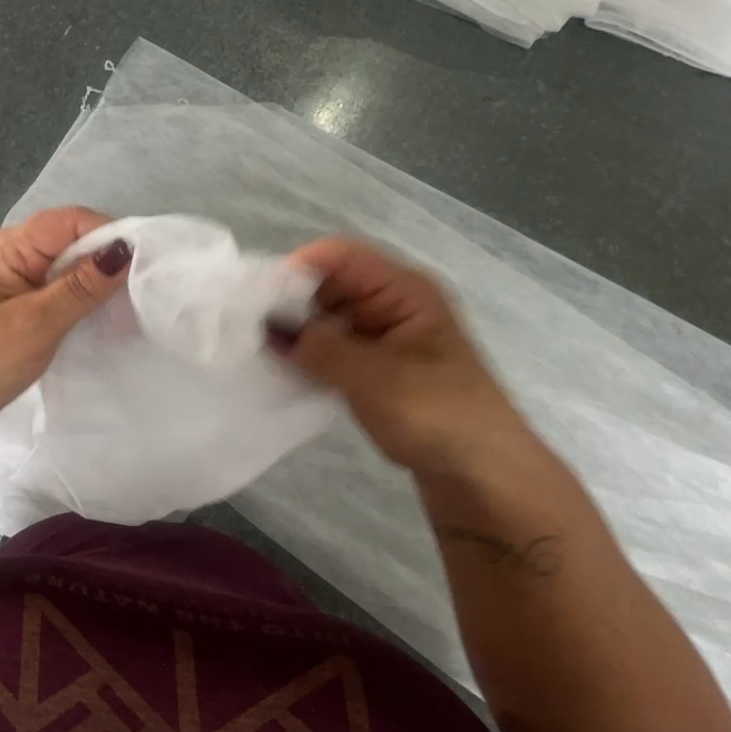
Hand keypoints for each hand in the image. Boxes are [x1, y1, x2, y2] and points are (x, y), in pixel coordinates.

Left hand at [0, 207, 132, 430]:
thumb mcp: (36, 324)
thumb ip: (81, 287)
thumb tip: (126, 249)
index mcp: (10, 246)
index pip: (71, 221)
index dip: (110, 235)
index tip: (146, 265)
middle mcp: (15, 252)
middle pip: (74, 238)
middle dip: (110, 259)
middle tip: (145, 290)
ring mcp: (19, 277)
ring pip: (73, 264)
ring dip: (101, 281)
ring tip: (133, 306)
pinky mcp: (25, 301)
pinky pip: (64, 287)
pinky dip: (87, 298)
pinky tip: (107, 317)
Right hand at [279, 237, 531, 477]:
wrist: (483, 475)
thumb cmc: (439, 417)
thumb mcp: (376, 379)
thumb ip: (321, 348)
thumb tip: (270, 328)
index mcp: (404, 291)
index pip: (340, 256)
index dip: (297, 268)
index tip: (257, 299)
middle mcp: (392, 304)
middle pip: (328, 281)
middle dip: (289, 299)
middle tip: (247, 326)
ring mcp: (383, 336)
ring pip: (325, 314)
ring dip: (294, 328)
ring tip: (255, 346)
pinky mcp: (374, 365)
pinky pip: (330, 345)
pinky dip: (306, 352)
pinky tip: (280, 366)